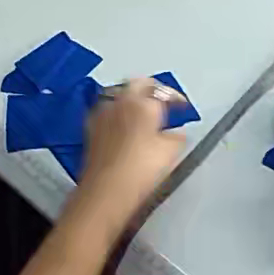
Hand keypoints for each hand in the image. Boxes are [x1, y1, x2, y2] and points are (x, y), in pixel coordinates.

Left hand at [71, 78, 185, 226]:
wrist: (106, 191)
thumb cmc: (142, 168)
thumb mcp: (171, 152)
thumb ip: (178, 136)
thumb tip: (177, 133)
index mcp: (143, 103)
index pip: (164, 91)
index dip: (176, 97)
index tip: (183, 105)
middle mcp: (121, 101)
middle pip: (137, 83)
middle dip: (151, 88)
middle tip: (162, 99)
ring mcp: (103, 113)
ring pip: (119, 94)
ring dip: (131, 97)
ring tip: (142, 110)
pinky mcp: (90, 128)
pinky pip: (107, 110)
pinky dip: (117, 112)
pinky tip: (123, 124)